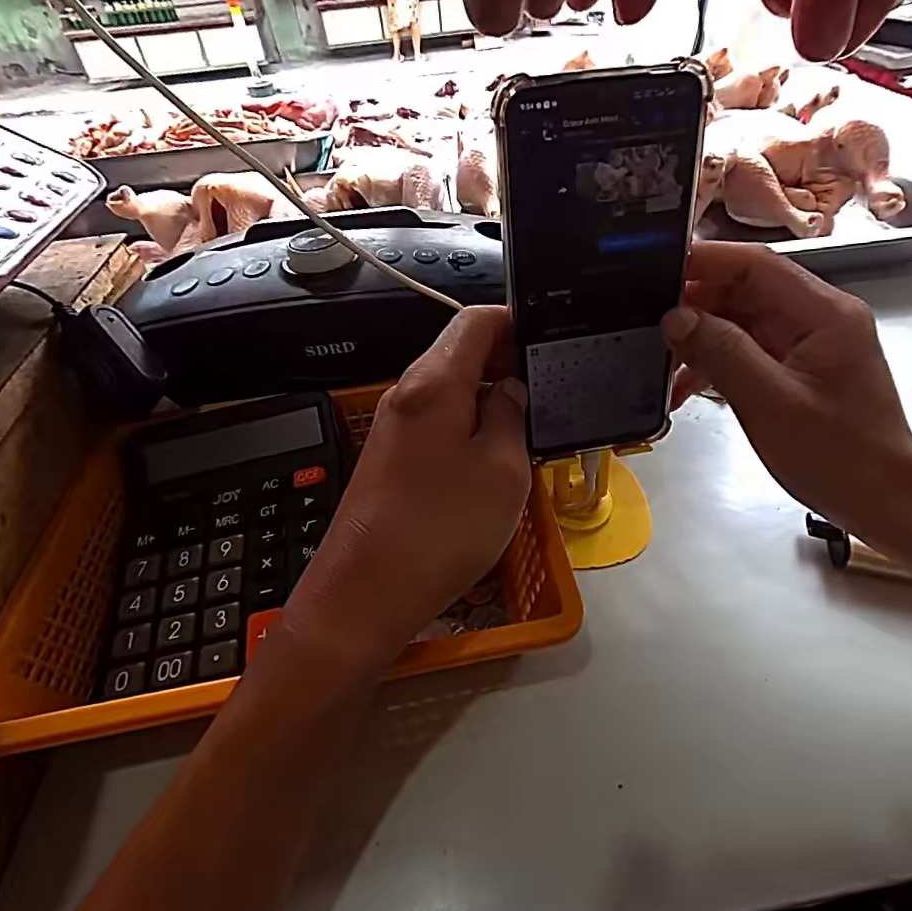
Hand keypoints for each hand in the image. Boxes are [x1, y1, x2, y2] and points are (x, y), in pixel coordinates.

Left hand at [289, 306, 532, 666]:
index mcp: (434, 383)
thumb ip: (512, 417)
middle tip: (541, 391)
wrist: (369, 589)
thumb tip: (510, 392)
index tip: (542, 341)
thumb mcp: (503, 470)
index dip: (513, 321)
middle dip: (503, 361)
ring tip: (523, 425)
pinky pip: (434, 420)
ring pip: (448, 388)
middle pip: (458, 351)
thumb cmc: (440, 530)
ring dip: (486, 396)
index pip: (475, 321)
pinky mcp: (390, 455)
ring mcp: (393, 425)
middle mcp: (406, 394)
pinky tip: (490, 454)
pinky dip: (465, 422)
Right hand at [662, 241, 911, 545]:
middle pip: (744, 290)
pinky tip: (684, 387)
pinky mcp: (792, 369)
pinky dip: (711, 364)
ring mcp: (804, 344)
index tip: (659, 269)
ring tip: (663, 360)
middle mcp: (816, 319)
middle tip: (650, 322)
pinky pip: (743, 351)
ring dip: (699, 338)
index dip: (705, 261)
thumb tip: (676, 318)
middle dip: (694, 304)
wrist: (881, 500)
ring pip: (738, 321)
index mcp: (824, 314)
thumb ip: (721, 353)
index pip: (757, 265)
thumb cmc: (841, 456)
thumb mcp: (771, 403)